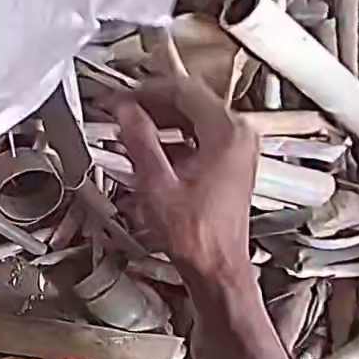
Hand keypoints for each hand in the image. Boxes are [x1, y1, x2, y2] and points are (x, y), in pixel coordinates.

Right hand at [105, 77, 261, 282]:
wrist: (215, 267)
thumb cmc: (196, 236)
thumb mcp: (157, 184)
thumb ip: (139, 141)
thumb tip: (125, 112)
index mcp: (227, 134)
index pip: (183, 91)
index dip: (146, 91)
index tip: (121, 96)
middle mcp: (238, 137)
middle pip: (189, 103)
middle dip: (151, 105)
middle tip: (120, 110)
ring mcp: (236, 151)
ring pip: (191, 120)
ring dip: (159, 123)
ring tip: (128, 130)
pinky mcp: (227, 165)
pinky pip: (196, 139)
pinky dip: (170, 141)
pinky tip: (146, 151)